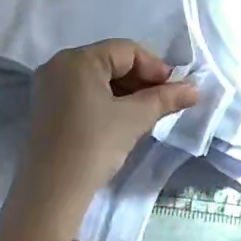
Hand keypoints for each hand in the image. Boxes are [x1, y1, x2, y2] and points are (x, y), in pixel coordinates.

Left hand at [17, 40, 198, 204]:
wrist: (53, 190)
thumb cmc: (95, 145)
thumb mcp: (134, 119)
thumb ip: (165, 99)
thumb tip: (194, 89)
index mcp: (77, 59)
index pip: (126, 50)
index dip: (155, 68)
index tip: (176, 90)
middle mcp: (58, 65)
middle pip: (110, 62)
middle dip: (141, 80)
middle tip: (164, 103)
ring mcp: (48, 87)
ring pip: (96, 79)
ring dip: (125, 92)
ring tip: (147, 114)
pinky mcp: (45, 108)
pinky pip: (82, 94)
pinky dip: (105, 102)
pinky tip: (122, 120)